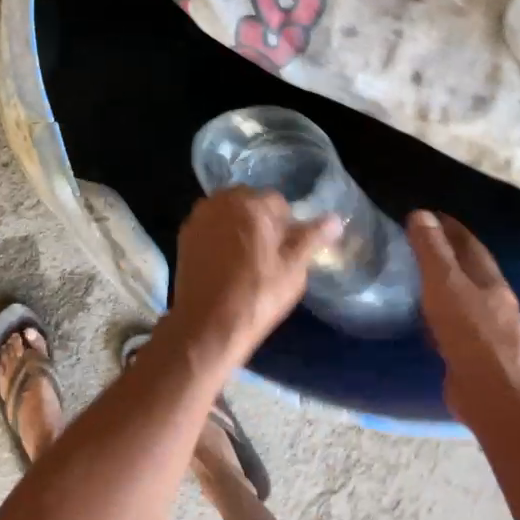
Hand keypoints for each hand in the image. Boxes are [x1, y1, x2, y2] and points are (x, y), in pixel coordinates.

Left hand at [167, 187, 341, 366]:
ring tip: (248, 258)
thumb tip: (335, 218)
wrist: (209, 318)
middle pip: (248, 201)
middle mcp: (219, 201)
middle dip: (260, 220)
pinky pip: (209, 225)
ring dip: (238, 225)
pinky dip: (219, 235)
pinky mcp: (184, 233)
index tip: (288, 247)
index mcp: (249, 204)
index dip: (286, 223)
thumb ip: (312, 237)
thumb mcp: (294, 267)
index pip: (276, 201)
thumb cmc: (259, 292)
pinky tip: (226, 261)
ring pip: (227, 211)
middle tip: (270, 253)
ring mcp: (198, 216)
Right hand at [407, 211, 519, 425]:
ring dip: (445, 280)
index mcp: (492, 283)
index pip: (471, 245)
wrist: (495, 397)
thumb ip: (432, 250)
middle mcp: (497, 302)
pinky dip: (441, 306)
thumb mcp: (445, 284)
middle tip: (416, 239)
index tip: (426, 213)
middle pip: (472, 269)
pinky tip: (425, 311)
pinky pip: (457, 317)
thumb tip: (421, 214)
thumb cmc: (470, 334)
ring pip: (465, 294)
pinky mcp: (478, 351)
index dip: (450, 227)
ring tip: (416, 271)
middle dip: (449, 252)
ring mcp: (491, 329)